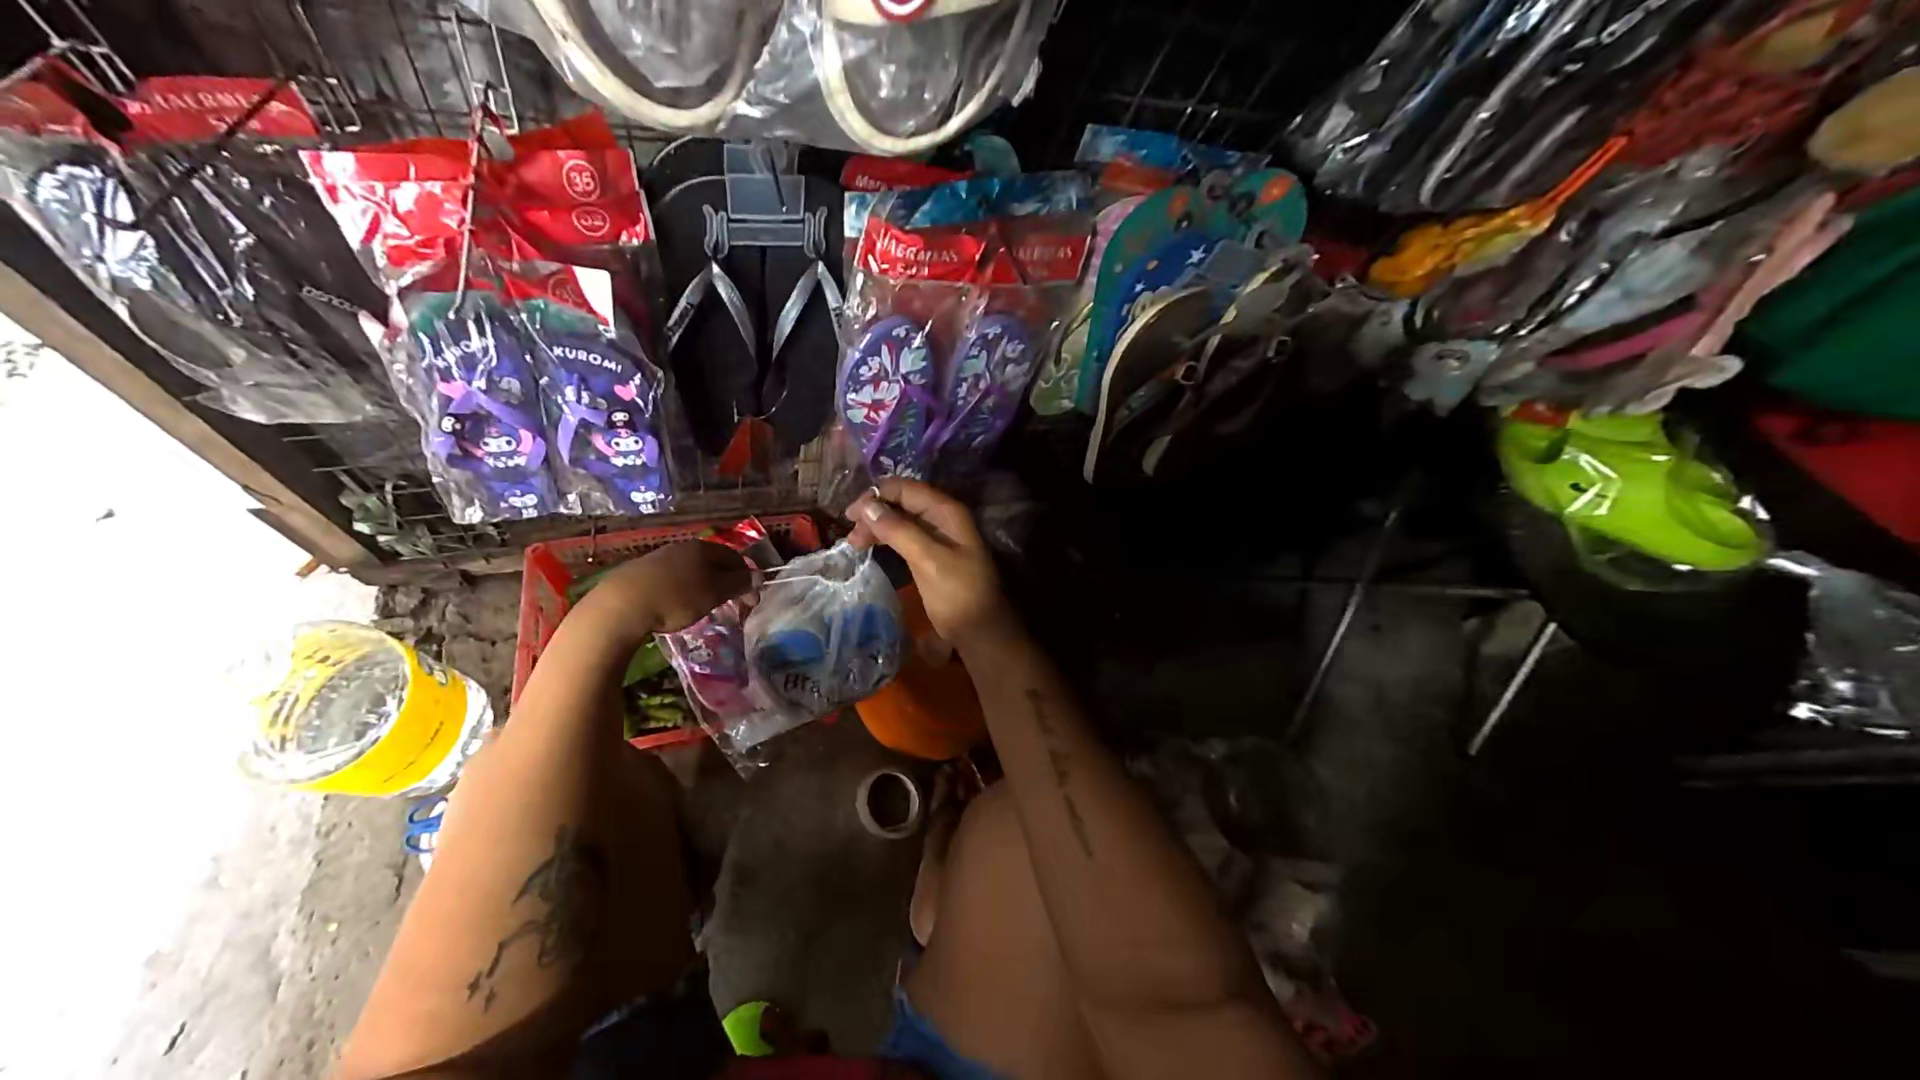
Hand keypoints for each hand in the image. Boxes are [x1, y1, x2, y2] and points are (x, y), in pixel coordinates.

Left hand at [574, 540, 752, 642]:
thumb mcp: (714, 593)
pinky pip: (672, 577)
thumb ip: (738, 584)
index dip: (747, 577)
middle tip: (731, 603)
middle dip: (725, 581)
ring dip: (704, 584)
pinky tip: (677, 604)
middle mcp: (682, 547)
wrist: (620, 605)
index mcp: (703, 548)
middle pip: (712, 561)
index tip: (751, 600)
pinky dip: (682, 589)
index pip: (734, 557)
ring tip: (705, 605)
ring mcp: (659, 557)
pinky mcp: (640, 572)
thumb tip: (758, 576)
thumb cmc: (676, 598)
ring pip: (691, 569)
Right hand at [847, 478, 1016, 650]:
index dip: (876, 496)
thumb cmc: (958, 594)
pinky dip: (887, 539)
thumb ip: (899, 531)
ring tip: (855, 543)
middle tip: (851, 536)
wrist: (981, 632)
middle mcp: (943, 518)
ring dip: (878, 527)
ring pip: (901, 520)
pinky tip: (871, 548)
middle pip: (902, 502)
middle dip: (875, 513)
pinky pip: (905, 537)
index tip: (851, 515)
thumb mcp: (928, 560)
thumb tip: (867, 506)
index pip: (906, 489)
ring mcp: (939, 537)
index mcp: (947, 512)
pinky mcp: (932, 555)